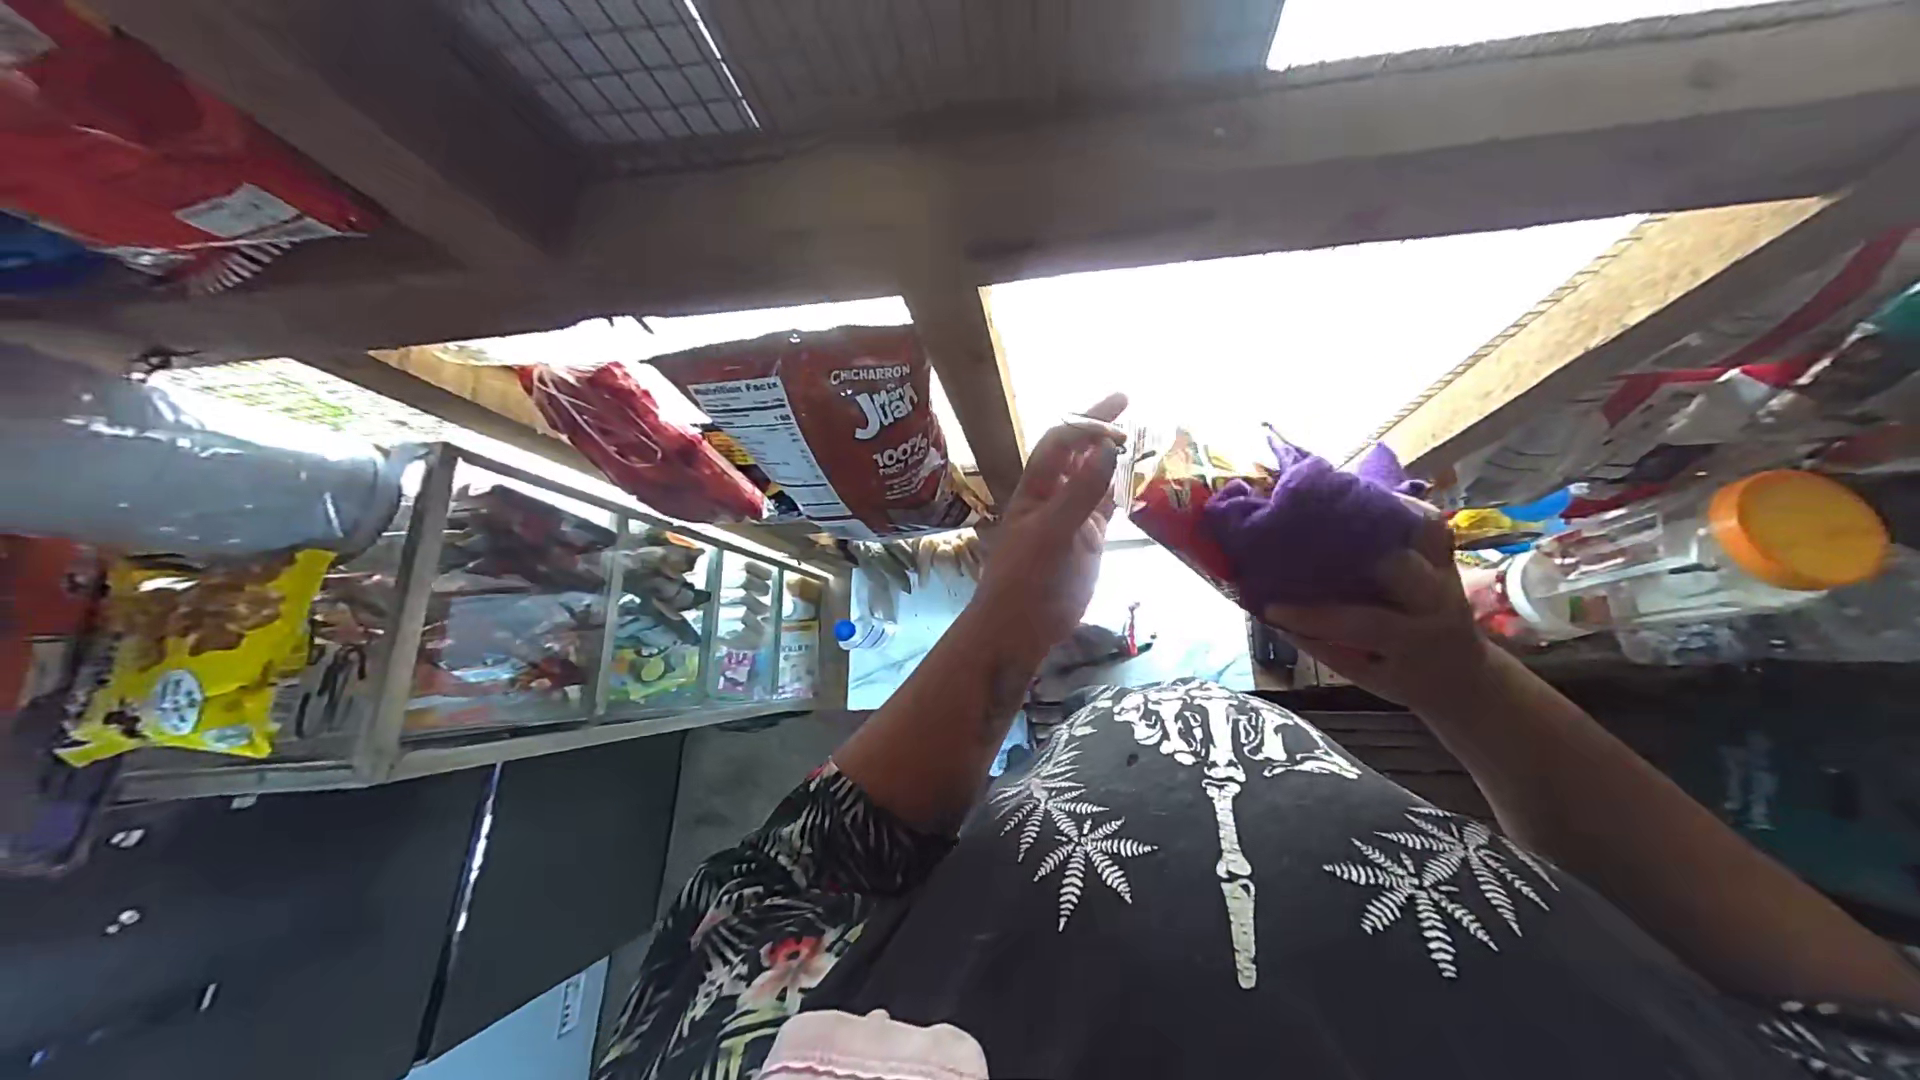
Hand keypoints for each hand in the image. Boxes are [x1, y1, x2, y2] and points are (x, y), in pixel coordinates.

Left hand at [974, 393, 1127, 659]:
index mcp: (1035, 488)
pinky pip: (1106, 506)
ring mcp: (1072, 517)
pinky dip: (1121, 490)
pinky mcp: (1088, 539)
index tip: (1119, 411)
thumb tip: (1108, 446)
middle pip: (1077, 453)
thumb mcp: (1052, 532)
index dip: (1086, 423)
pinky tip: (1137, 478)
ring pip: (1094, 477)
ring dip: (1112, 457)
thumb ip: (1081, 491)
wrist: (1019, 627)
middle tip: (1128, 403)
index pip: (1060, 443)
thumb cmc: (1026, 578)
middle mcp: (1053, 496)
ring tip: (1140, 435)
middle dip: (1098, 427)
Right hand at [1262, 513, 1498, 711]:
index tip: (1271, 608)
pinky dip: (1396, 507)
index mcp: (1416, 640)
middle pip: (1397, 563)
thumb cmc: (1405, 679)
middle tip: (1303, 538)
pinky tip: (1362, 498)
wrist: (1466, 676)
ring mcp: (1446, 574)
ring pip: (1417, 532)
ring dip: (1374, 517)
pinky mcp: (1447, 558)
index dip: (1313, 617)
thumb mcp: (1364, 676)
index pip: (1363, 623)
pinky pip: (1426, 523)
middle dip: (1352, 548)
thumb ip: (1322, 645)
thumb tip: (1272, 616)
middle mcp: (1437, 601)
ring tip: (1328, 506)